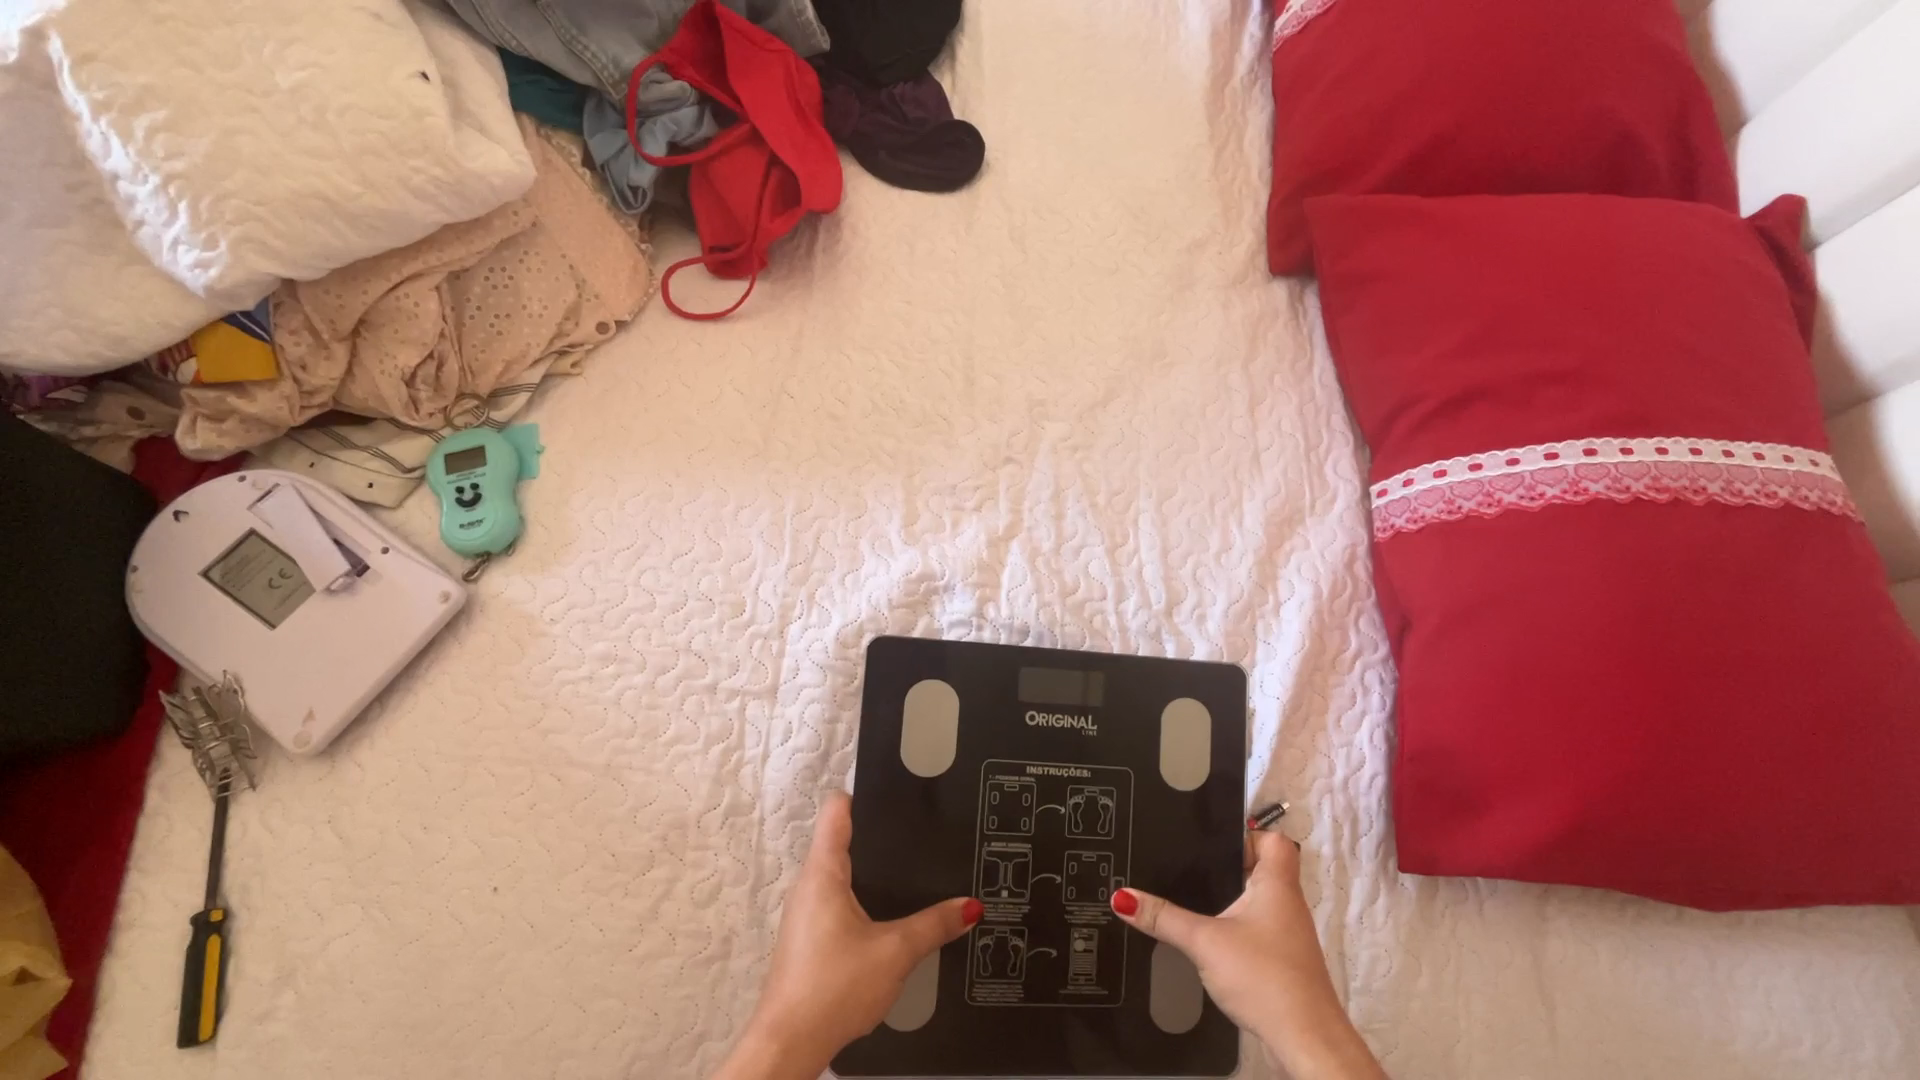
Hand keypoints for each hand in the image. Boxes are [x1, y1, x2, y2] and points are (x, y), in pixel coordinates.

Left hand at [714, 793, 981, 1079]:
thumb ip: (935, 924)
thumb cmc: (832, 988)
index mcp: (823, 872)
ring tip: (910, 864)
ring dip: (870, 867)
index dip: (864, 792)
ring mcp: (807, 911)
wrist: (790, 1043)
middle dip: (877, 831)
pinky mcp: (811, 936)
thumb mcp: (895, 951)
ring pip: (840, 871)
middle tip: (917, 825)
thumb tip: (970, 906)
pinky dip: (863, 895)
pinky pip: (839, 899)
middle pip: (840, 837)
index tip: (895, 787)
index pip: (837, 810)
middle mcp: (810, 885)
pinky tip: (890, 910)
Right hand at [1111, 832, 1385, 1079]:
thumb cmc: (1264, 978)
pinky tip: (1208, 934)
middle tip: (1189, 864)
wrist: (1306, 1041)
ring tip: (1189, 893)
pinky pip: (1256, 926)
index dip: (1246, 832)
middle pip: (1261, 867)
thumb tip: (1122, 897)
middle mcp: (1286, 903)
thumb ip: (1163, 918)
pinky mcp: (1282, 959)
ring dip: (1230, 896)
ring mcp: (1287, 933)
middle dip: (1227, 864)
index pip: (1273, 839)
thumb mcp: (1204, 942)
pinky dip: (1234, 924)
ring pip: (1257, 899)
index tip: (1210, 839)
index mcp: (1277, 885)